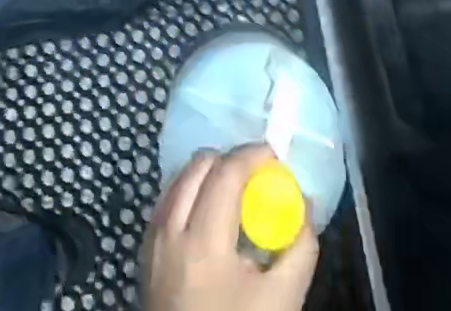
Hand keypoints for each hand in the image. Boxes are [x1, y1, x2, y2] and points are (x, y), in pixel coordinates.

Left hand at [141, 144, 318, 310]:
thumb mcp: (282, 301)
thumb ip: (300, 247)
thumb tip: (305, 202)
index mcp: (203, 241)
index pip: (227, 173)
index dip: (253, 155)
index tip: (276, 154)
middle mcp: (171, 231)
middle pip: (198, 166)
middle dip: (230, 159)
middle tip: (258, 171)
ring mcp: (153, 241)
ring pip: (178, 180)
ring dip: (208, 173)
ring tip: (236, 188)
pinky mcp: (145, 253)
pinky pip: (167, 202)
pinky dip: (189, 191)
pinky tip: (210, 210)